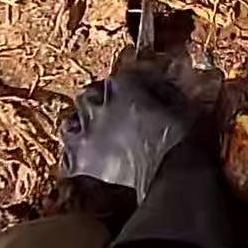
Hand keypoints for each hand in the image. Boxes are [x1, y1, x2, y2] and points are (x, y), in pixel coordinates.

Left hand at [60, 67, 199, 201]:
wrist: (171, 171)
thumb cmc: (181, 133)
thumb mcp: (179, 101)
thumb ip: (161, 89)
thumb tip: (157, 84)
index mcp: (124, 86)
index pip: (120, 76)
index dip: (131, 82)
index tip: (142, 88)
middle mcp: (100, 106)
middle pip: (88, 95)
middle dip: (100, 99)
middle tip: (116, 107)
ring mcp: (87, 135)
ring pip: (70, 123)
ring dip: (81, 124)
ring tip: (95, 129)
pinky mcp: (82, 162)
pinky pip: (67, 157)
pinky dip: (74, 155)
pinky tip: (86, 156)